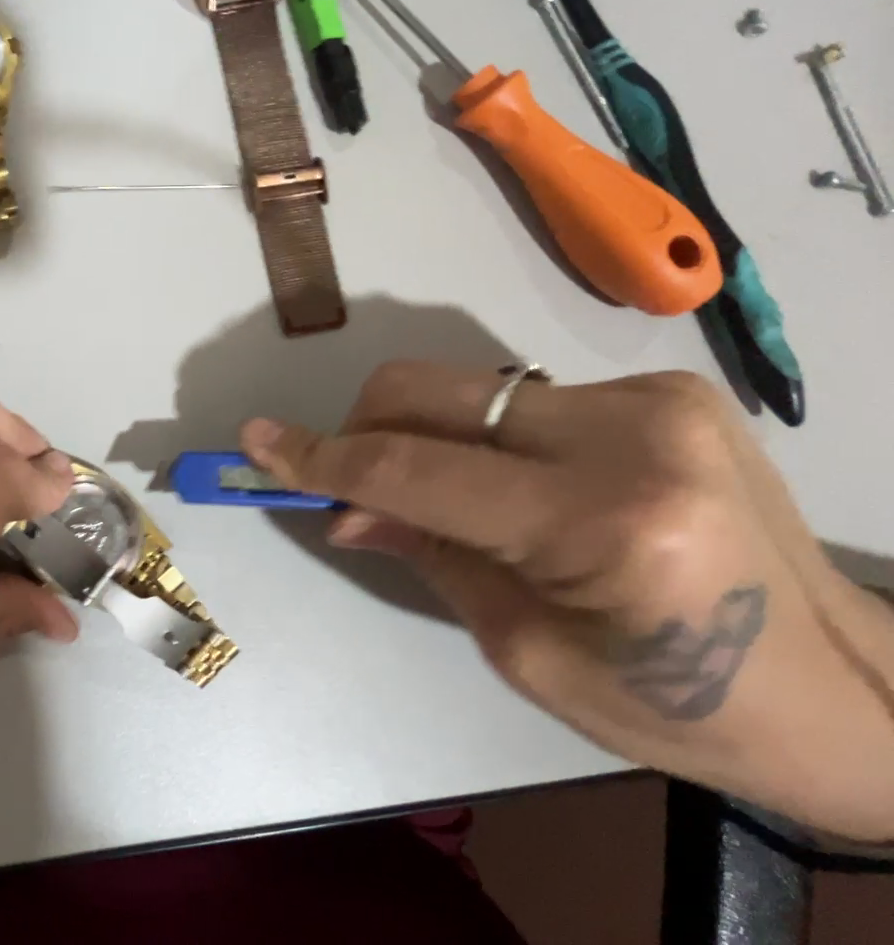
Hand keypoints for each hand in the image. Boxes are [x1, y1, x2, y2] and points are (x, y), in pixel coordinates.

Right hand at [243, 364, 893, 839]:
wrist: (847, 693)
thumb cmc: (676, 702)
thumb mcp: (522, 648)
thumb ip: (426, 553)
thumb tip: (344, 507)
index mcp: (603, 520)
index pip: (413, 468)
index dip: (320, 455)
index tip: (256, 441)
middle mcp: (632, 435)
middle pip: (431, 393)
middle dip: (362, 430)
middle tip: (347, 490)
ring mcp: (654, 402)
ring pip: (466, 387)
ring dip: (417, 434)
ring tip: (428, 498)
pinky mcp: (662, 393)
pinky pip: (515, 398)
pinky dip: (472, 434)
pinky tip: (495, 485)